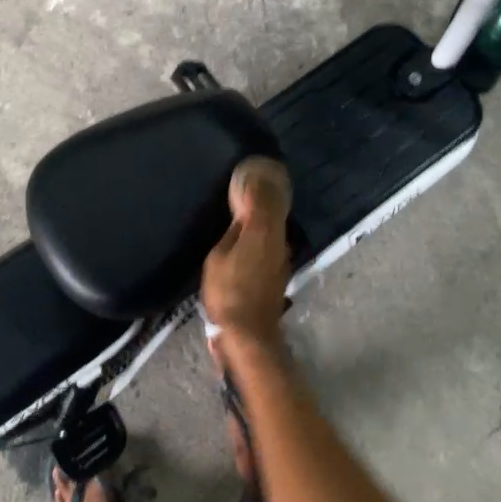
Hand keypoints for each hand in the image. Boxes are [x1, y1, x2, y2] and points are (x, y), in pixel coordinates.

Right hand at [201, 156, 292, 345]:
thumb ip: (233, 230)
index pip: (265, 196)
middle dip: (264, 194)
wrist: (249, 334)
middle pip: (274, 208)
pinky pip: (272, 240)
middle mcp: (278, 239)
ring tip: (247, 202)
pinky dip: (264, 230)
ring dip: (265, 212)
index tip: (251, 167)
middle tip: (248, 180)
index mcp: (262, 231)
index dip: (259, 181)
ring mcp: (281, 256)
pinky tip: (251, 230)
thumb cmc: (228, 292)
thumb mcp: (218, 256)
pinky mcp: (279, 270)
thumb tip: (242, 209)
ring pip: (275, 225)